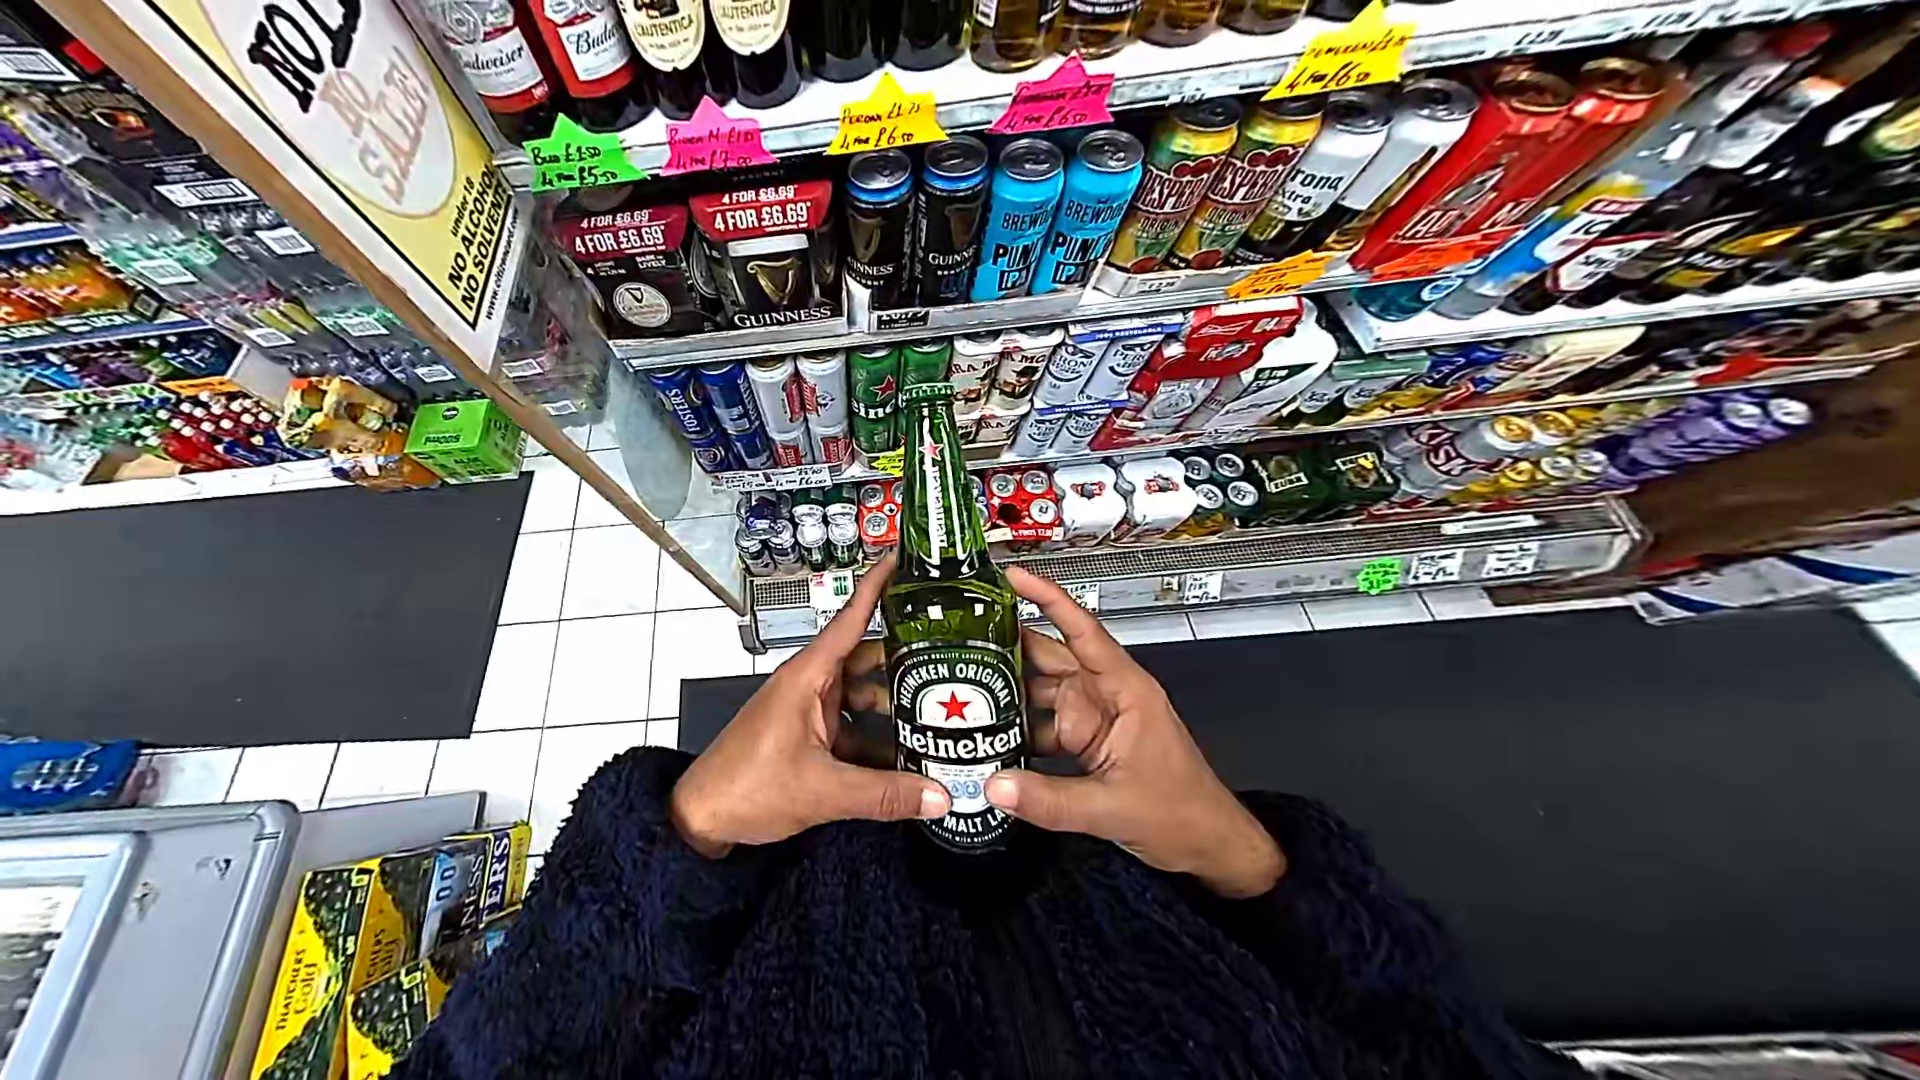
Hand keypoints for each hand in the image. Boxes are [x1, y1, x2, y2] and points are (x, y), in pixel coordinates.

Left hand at [670, 554, 948, 857]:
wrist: (701, 820)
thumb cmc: (743, 787)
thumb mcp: (822, 790)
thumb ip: (884, 795)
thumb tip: (938, 796)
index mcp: (808, 676)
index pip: (851, 618)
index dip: (878, 585)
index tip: (904, 559)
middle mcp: (812, 683)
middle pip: (868, 656)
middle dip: (906, 656)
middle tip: (949, 654)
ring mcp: (812, 708)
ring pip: (864, 692)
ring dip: (895, 702)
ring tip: (938, 710)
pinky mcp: (812, 732)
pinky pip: (855, 723)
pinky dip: (879, 735)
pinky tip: (908, 752)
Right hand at [987, 568, 1285, 897]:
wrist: (1208, 844)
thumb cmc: (1182, 812)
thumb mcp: (1112, 808)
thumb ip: (1049, 800)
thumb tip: (994, 785)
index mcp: (1124, 690)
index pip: (1083, 631)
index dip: (1048, 598)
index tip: (1014, 576)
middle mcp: (1107, 694)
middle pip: (1053, 657)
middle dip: (1011, 643)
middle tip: (962, 636)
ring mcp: (1096, 717)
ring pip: (1044, 690)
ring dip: (1011, 690)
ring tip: (964, 686)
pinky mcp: (1088, 740)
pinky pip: (1046, 723)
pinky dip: (1021, 726)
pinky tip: (992, 734)